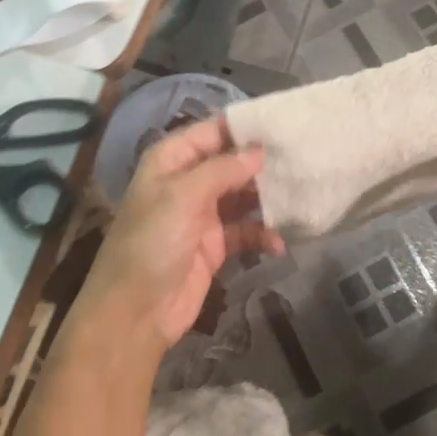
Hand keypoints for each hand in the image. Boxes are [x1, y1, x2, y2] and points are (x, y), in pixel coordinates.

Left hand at [78, 118, 284, 354]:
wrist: (134, 312)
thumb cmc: (151, 243)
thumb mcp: (182, 197)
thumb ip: (222, 170)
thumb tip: (259, 150)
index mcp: (170, 161)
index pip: (211, 132)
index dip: (243, 127)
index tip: (283, 123)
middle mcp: (187, 182)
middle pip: (230, 162)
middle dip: (261, 162)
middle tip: (302, 158)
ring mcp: (201, 214)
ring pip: (241, 195)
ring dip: (266, 197)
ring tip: (300, 195)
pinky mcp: (214, 246)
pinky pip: (245, 231)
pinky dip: (262, 234)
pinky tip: (279, 242)